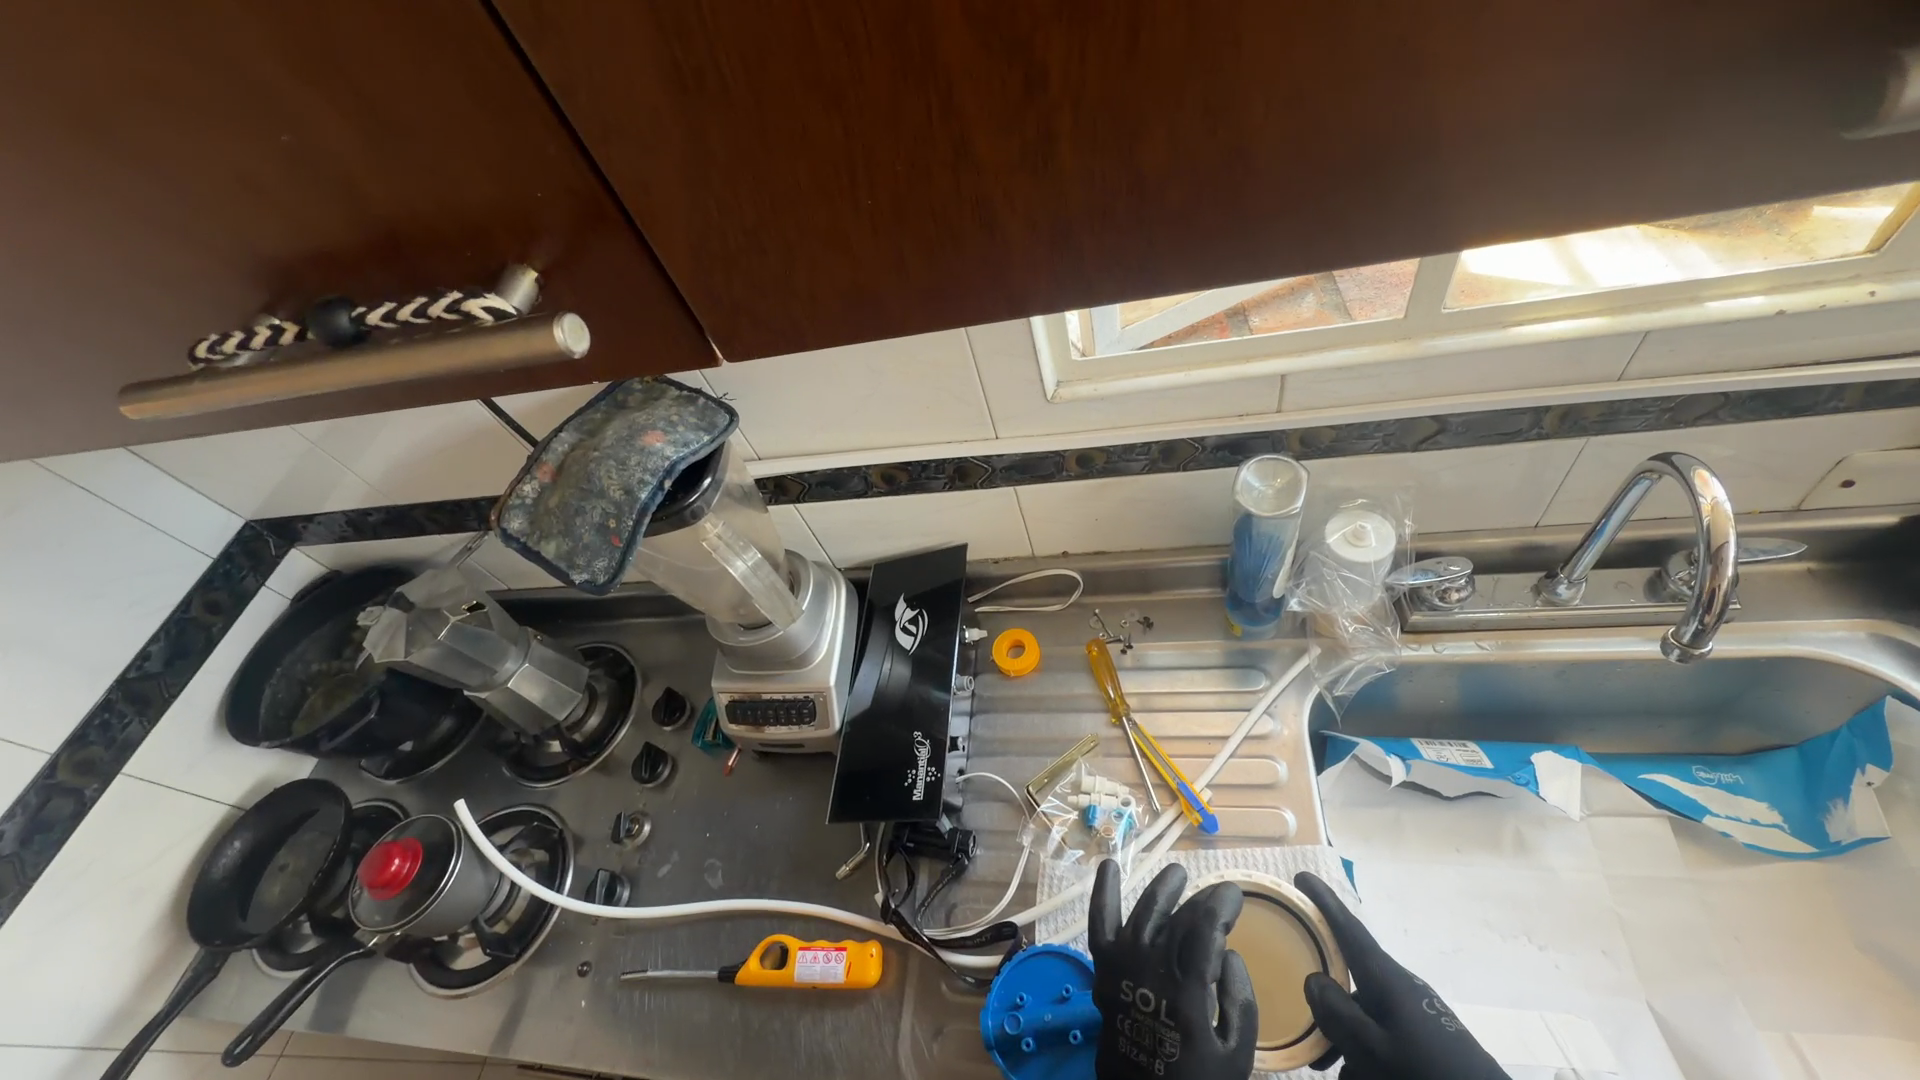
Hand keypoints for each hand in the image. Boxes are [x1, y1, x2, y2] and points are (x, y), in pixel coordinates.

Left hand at [1089, 859, 1255, 1079]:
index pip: (1205, 929)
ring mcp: (1122, 968)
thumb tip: (1228, 952)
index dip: (1222, 904)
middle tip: (1218, 893)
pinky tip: (1109, 866)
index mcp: (1188, 995)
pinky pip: (1100, 924)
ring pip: (1143, 913)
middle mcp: (1151, 972)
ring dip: (1161, 889)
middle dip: (1201, 899)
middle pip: (1178, 918)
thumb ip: (1239, 1001)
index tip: (1235, 894)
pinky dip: (1103, 893)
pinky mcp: (1102, 971)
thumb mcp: (1236, 1054)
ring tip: (1178, 873)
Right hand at [1294, 872, 1505, 1079]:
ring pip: (1364, 1014)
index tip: (1302, 876)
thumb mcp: (1374, 1051)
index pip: (1349, 930)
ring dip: (1342, 1038)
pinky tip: (1352, 1078)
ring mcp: (1413, 1014)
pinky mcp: (1424, 1037)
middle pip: (1350, 978)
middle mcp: (1399, 989)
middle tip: (1303, 1025)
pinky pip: (1381, 1035)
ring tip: (1322, 1066)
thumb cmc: (1427, 1075)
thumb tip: (1313, 979)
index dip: (1324, 903)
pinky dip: (1362, 1053)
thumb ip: (1338, 1013)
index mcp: (1387, 981)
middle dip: (1324, 1000)